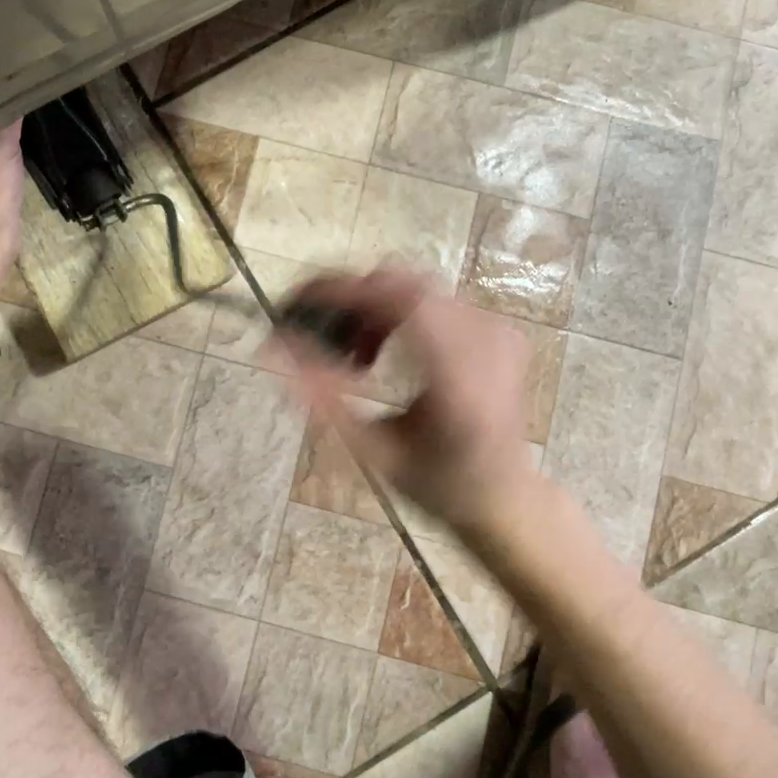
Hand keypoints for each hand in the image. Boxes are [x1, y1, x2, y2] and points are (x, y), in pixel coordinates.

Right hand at [275, 267, 542, 536]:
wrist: (505, 494)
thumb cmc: (437, 484)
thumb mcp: (373, 451)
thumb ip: (322, 398)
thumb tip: (272, 349)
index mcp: (461, 378)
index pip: (399, 300)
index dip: (342, 291)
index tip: (295, 301)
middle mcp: (485, 341)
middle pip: (403, 283)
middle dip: (349, 299)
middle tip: (318, 332)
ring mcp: (496, 329)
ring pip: (412, 286)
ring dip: (369, 308)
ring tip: (354, 356)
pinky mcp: (495, 326)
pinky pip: (430, 297)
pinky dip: (392, 313)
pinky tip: (380, 351)